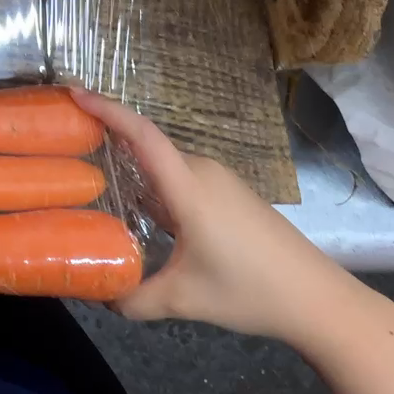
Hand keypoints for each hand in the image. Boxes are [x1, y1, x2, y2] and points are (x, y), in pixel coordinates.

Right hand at [69, 89, 365, 342]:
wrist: (323, 302)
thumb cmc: (252, 291)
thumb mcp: (185, 300)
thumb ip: (134, 298)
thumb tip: (97, 294)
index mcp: (188, 187)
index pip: (141, 134)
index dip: (106, 109)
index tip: (74, 92)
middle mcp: (202, 172)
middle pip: (146, 146)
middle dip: (108, 138)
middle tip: (70, 145)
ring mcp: (220, 180)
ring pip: (164, 164)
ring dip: (132, 165)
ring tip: (98, 179)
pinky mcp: (231, 193)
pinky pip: (181, 176)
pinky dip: (155, 181)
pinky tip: (144, 208)